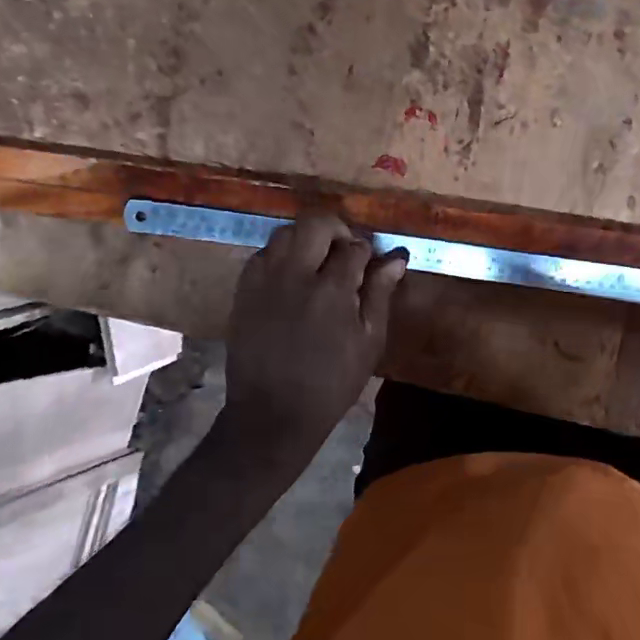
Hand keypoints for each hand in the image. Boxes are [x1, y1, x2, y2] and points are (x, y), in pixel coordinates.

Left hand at [216, 213, 408, 463]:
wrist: (273, 414)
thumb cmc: (333, 381)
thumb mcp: (369, 341)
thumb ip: (380, 293)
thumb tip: (397, 258)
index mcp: (330, 290)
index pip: (354, 247)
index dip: (368, 250)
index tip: (374, 261)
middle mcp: (293, 276)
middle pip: (314, 224)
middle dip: (337, 230)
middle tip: (347, 251)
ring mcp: (263, 283)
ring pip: (284, 233)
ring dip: (307, 239)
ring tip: (319, 262)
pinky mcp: (243, 293)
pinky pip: (262, 254)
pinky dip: (281, 255)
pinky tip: (293, 277)